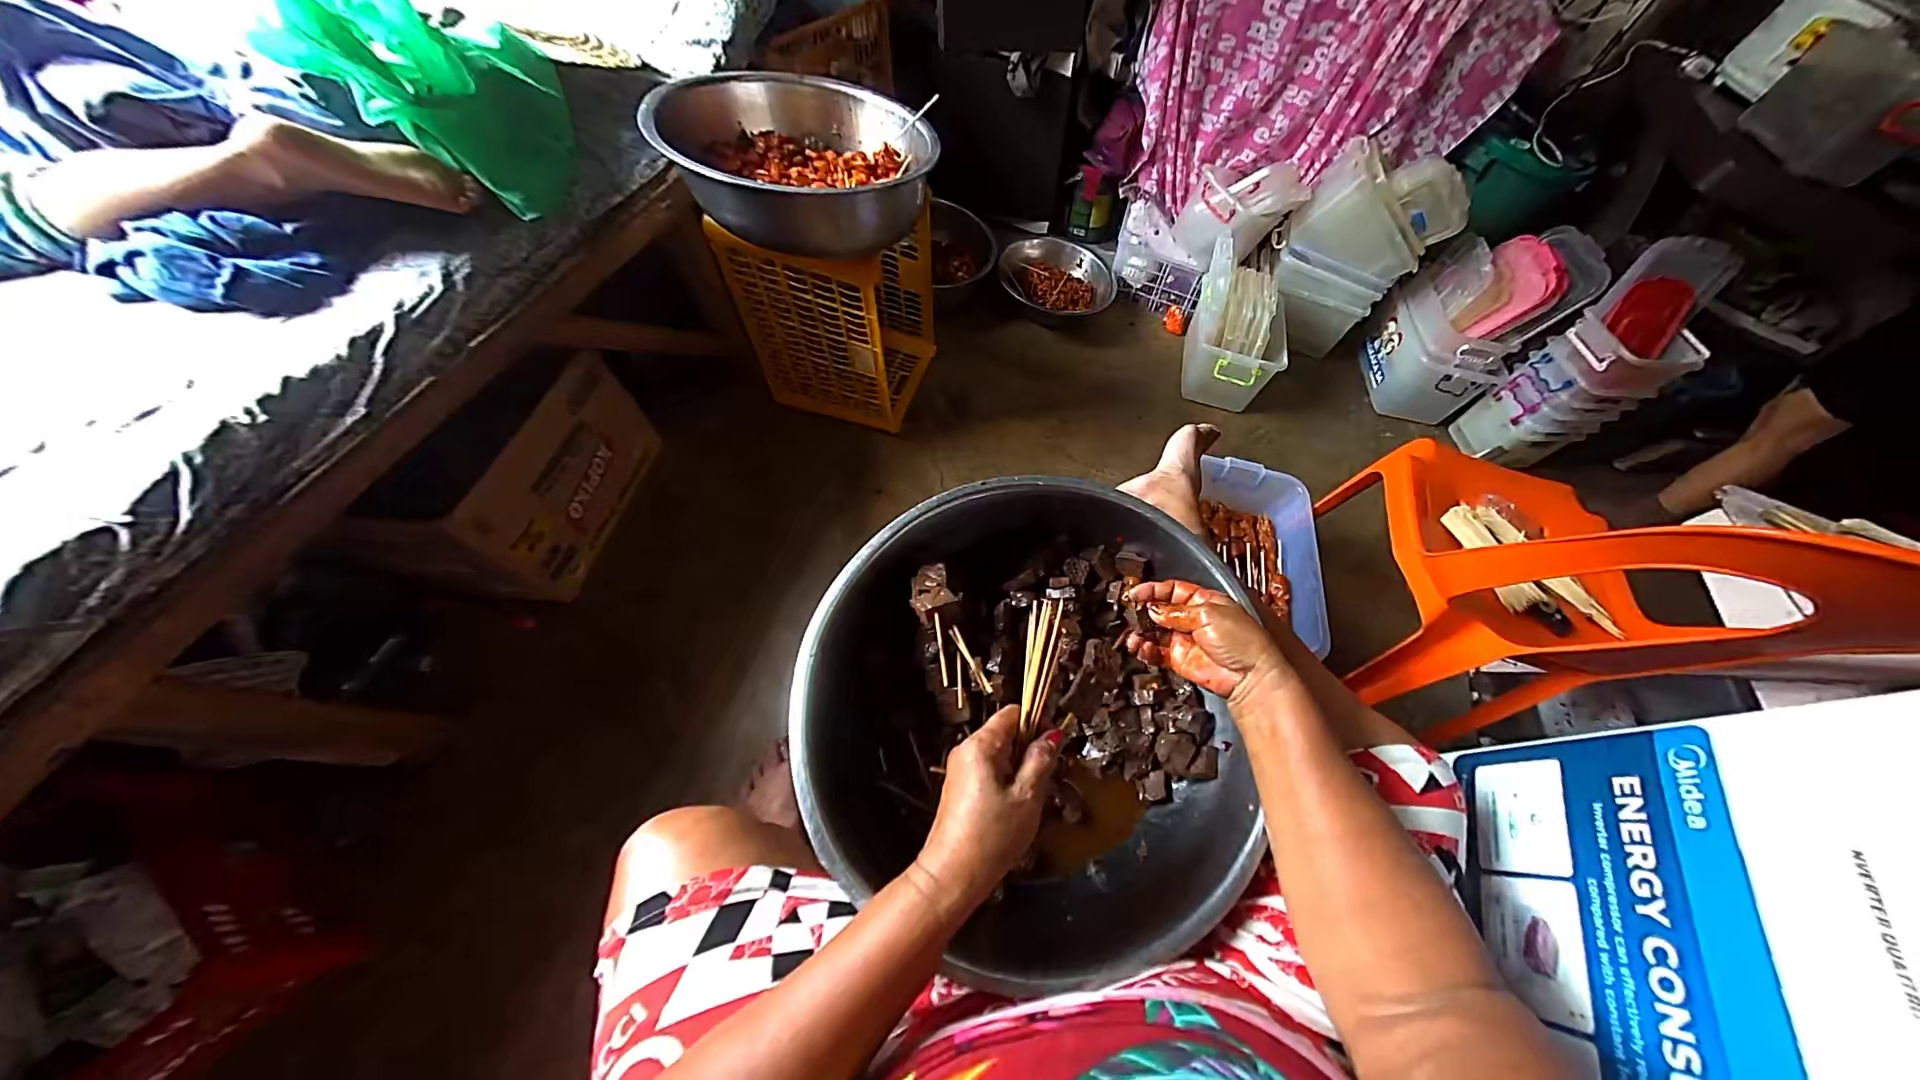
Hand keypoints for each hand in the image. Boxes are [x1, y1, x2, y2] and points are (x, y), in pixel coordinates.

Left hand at [915, 705, 1059, 905]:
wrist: (953, 875)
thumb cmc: (990, 838)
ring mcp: (961, 769)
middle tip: (1048, 776)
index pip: (1011, 714)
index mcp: (980, 745)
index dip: (1037, 721)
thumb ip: (1041, 760)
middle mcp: (966, 751)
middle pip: (1006, 733)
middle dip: (1031, 749)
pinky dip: (1008, 781)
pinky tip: (1016, 806)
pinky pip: (990, 771)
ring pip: (1000, 754)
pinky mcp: (961, 787)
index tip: (1055, 741)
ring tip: (1032, 797)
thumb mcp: (1027, 796)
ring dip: (1021, 768)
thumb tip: (1052, 735)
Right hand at [1124, 580, 1291, 704]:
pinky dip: (1145, 650)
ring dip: (1141, 631)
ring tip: (1133, 634)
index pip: (1173, 590)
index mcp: (1204, 601)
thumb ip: (1177, 611)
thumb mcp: (1209, 615)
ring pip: (1155, 632)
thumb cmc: (1243, 642)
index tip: (1136, 593)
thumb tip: (1154, 609)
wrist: (1249, 677)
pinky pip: (1156, 652)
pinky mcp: (1179, 659)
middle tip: (1131, 613)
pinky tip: (1140, 647)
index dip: (1154, 590)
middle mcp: (1192, 619)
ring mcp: (1185, 640)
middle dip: (1144, 611)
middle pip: (1160, 610)